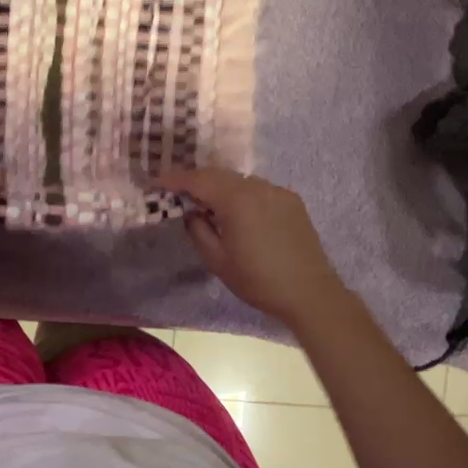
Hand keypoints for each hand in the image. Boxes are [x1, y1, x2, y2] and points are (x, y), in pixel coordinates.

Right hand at [159, 169, 351, 326]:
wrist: (310, 293)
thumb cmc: (258, 280)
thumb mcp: (217, 260)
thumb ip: (198, 230)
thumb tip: (192, 213)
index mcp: (236, 199)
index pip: (198, 180)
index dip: (175, 179)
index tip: (158, 182)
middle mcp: (257, 186)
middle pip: (219, 175)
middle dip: (198, 181)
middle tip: (180, 193)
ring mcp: (277, 191)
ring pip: (240, 181)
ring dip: (222, 188)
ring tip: (211, 206)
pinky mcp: (292, 200)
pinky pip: (259, 190)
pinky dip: (243, 195)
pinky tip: (241, 214)